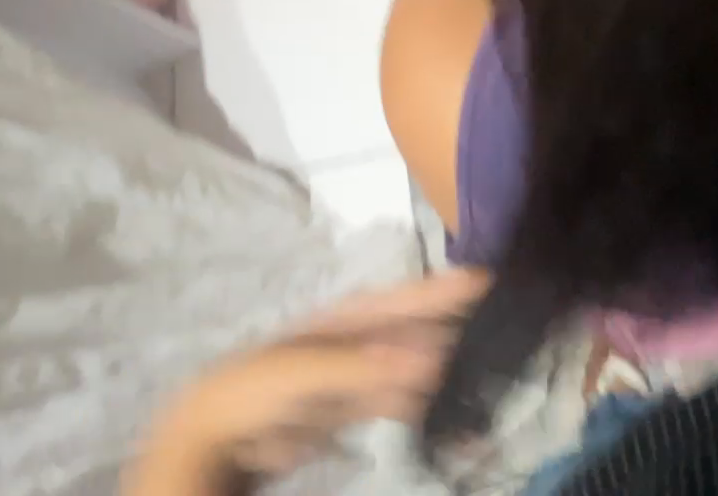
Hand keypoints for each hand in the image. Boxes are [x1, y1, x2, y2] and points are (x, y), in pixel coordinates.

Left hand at [124, 270, 486, 495]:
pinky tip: (453, 418)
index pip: (406, 298)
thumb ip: (362, 366)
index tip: (484, 280)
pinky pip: (401, 401)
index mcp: (349, 317)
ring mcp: (361, 371)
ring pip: (415, 365)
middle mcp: (361, 337)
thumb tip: (426, 358)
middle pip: (417, 328)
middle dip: (456, 327)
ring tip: (487, 376)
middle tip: (503, 325)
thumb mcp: (304, 370)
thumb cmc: (256, 386)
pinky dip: (426, 407)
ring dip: (447, 372)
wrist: (214, 437)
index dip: (443, 289)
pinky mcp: (357, 406)